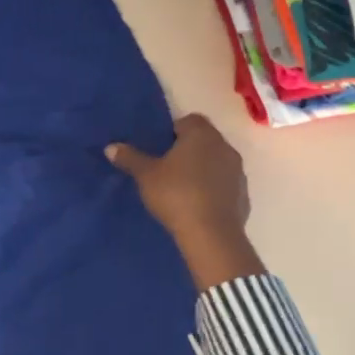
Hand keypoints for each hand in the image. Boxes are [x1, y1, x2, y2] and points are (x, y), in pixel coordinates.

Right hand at [108, 114, 266, 292]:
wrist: (211, 234)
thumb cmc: (176, 194)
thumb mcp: (146, 175)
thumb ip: (130, 158)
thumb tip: (111, 146)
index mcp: (202, 135)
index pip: (190, 120)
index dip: (174, 130)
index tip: (160, 147)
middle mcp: (224, 147)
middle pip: (205, 140)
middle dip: (188, 149)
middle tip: (166, 166)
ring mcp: (238, 172)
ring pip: (216, 161)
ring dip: (202, 168)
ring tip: (181, 186)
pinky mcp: (243, 195)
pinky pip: (224, 183)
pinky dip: (213, 188)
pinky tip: (197, 204)